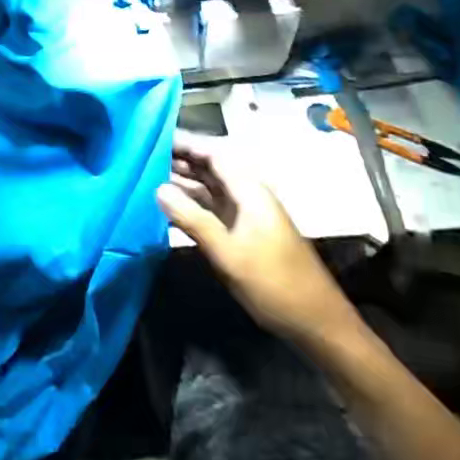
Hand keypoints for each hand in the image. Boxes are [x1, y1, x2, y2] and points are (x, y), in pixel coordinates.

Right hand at [156, 134, 355, 345]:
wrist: (315, 320)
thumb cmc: (273, 283)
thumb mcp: (227, 253)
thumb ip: (193, 219)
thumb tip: (159, 188)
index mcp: (249, 191)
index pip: (214, 154)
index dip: (186, 145)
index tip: (156, 139)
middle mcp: (249, 196)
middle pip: (212, 169)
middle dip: (182, 161)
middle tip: (144, 158)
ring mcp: (248, 215)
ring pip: (211, 190)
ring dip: (185, 184)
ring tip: (149, 178)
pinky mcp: (245, 234)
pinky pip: (214, 209)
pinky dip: (194, 206)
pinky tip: (171, 209)